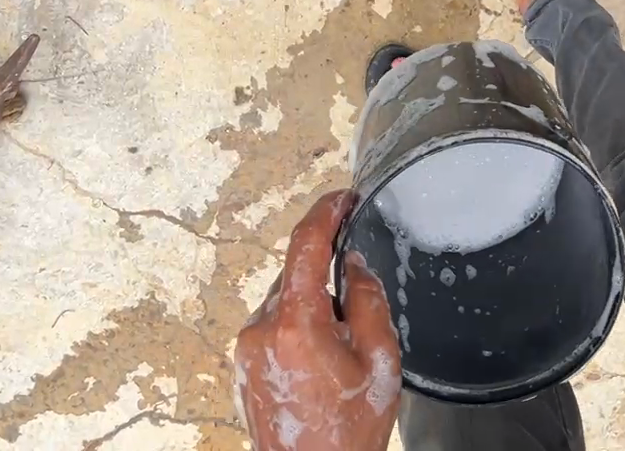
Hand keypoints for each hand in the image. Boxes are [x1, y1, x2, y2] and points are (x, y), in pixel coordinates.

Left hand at [234, 191, 401, 450]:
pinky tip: (322, 355)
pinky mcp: (244, 364)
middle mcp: (261, 328)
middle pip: (297, 271)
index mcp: (295, 322)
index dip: (326, 211)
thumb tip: (353, 263)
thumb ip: (368, 299)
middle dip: (328, 270)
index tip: (345, 196)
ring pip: (286, 296)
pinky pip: (275, 321)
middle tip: (360, 297)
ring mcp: (247, 348)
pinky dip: (300, 320)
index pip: (305, 244)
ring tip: (342, 343)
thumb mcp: (380, 359)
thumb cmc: (349, 428)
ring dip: (314, 299)